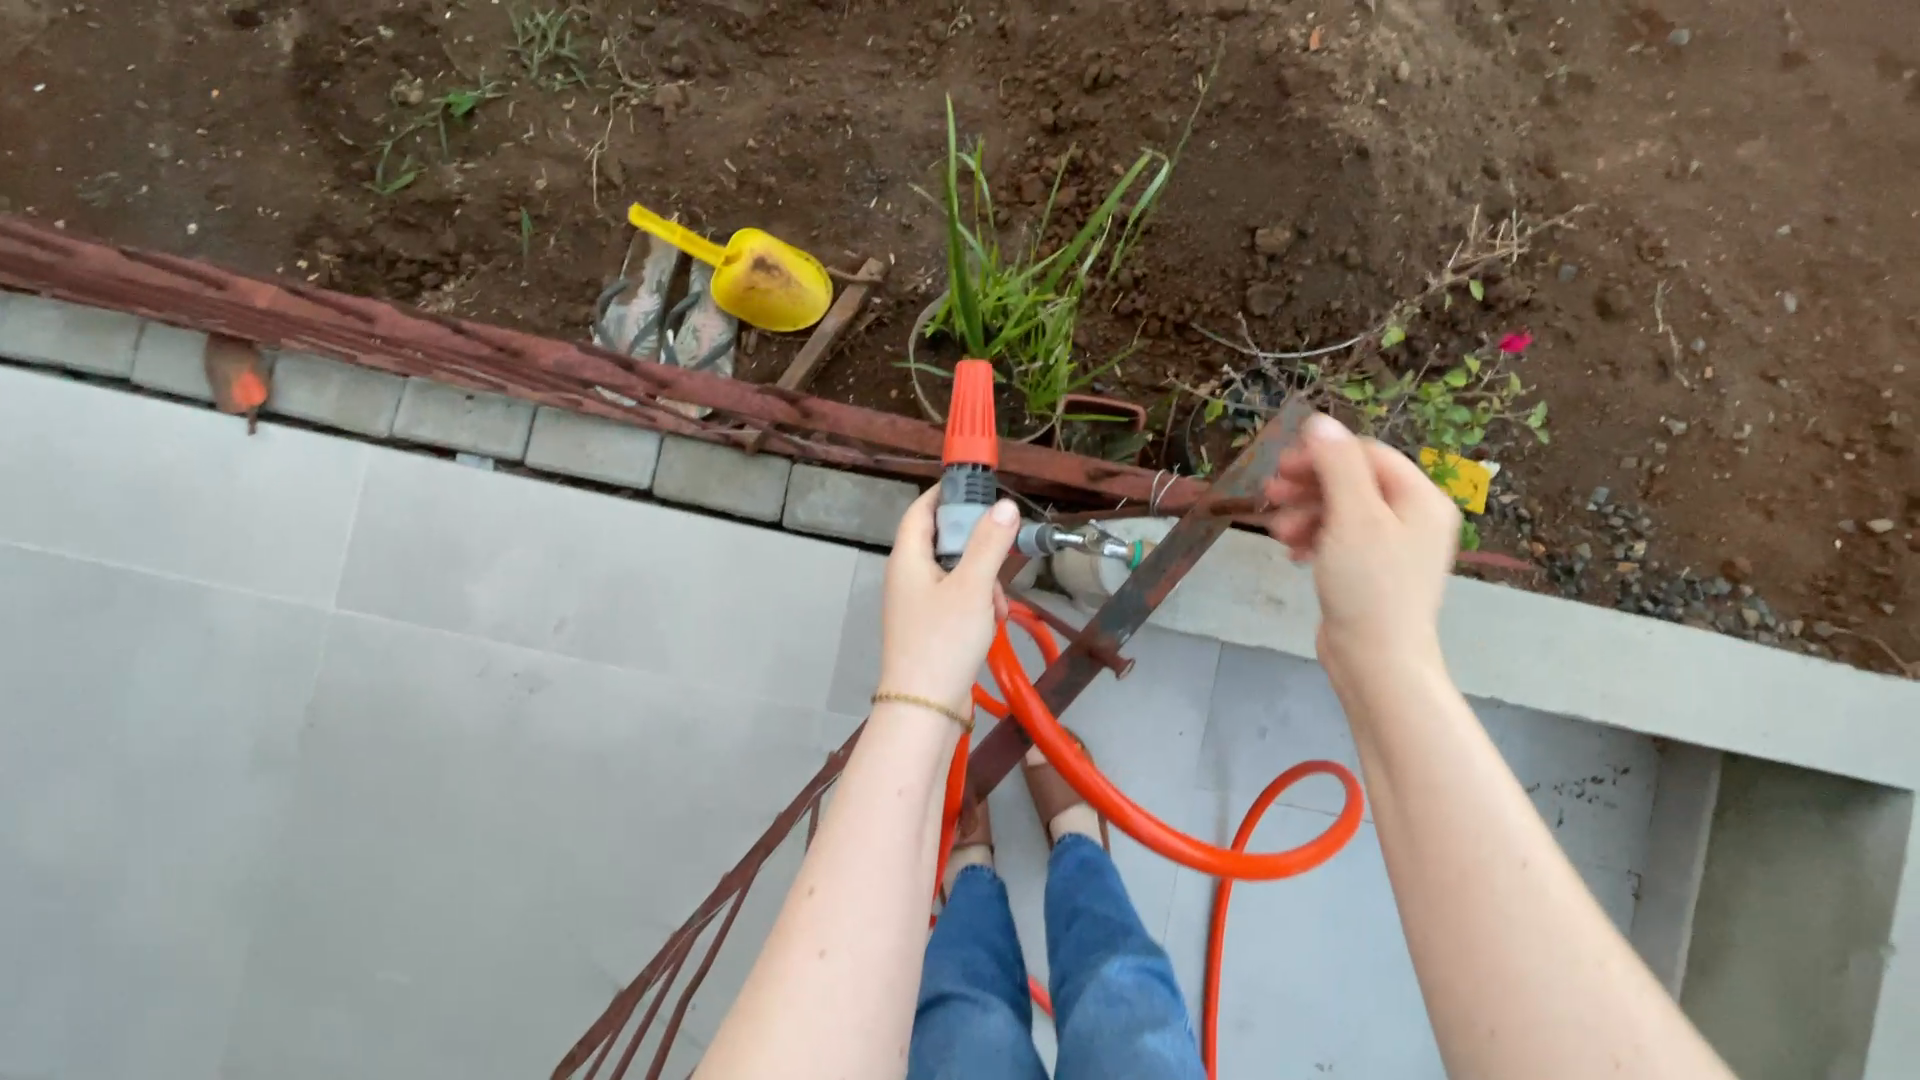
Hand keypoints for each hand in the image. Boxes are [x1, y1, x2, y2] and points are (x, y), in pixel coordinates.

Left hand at [878, 489, 1019, 712]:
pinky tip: (992, 623)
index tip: (975, 486)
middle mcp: (908, 577)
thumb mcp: (972, 587)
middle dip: (977, 548)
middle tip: (1000, 555)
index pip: (920, 511)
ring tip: (996, 604)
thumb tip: (1004, 505)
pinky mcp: (930, 628)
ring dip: (983, 582)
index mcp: (908, 559)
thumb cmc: (943, 641)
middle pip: (943, 542)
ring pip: (956, 574)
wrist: (925, 707)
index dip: (944, 494)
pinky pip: (957, 601)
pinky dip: (977, 606)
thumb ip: (989, 544)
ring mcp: (918, 605)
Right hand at [1262, 414, 1460, 681]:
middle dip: (1308, 486)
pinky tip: (1292, 553)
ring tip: (1277, 533)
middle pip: (1353, 481)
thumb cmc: (1368, 585)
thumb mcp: (1352, 517)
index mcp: (1420, 498)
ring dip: (1304, 513)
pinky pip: (1339, 539)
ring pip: (1341, 511)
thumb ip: (1337, 466)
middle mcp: (1413, 517)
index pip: (1368, 455)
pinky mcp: (1371, 571)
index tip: (1280, 466)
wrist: (1376, 659)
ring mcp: (1393, 546)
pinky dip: (1313, 538)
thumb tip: (1319, 422)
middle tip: (1269, 494)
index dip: (1323, 455)